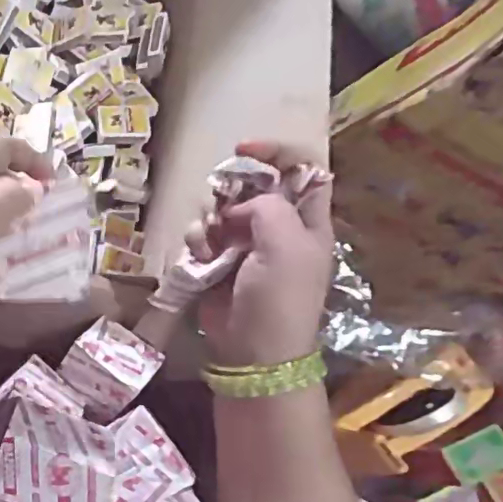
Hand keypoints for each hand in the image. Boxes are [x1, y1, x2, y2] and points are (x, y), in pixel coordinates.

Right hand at [188, 143, 335, 365]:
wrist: (253, 351)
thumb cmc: (280, 298)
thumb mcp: (286, 245)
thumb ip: (267, 207)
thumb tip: (238, 205)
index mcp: (306, 221)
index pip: (301, 170)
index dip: (276, 153)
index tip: (244, 150)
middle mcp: (276, 229)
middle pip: (250, 187)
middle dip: (230, 191)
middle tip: (220, 206)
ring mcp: (243, 248)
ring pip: (219, 211)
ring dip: (208, 219)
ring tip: (207, 241)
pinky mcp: (216, 266)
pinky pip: (201, 238)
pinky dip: (196, 242)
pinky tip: (199, 256)